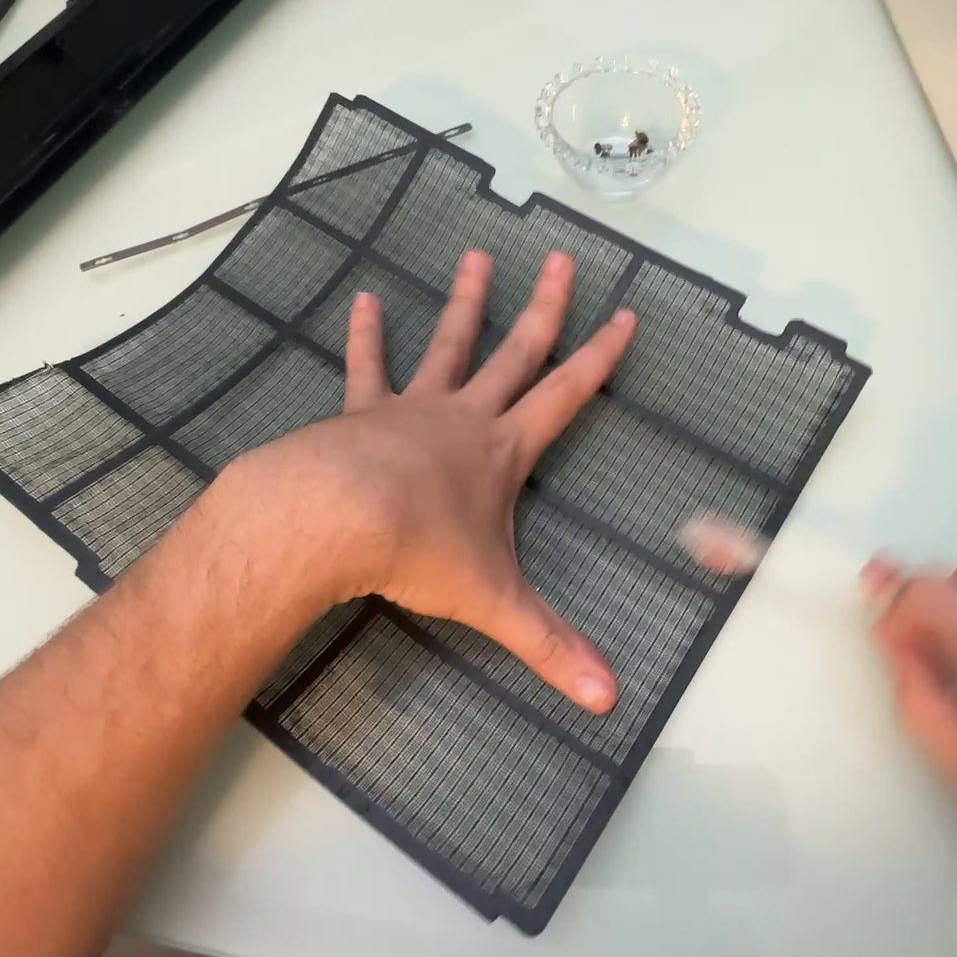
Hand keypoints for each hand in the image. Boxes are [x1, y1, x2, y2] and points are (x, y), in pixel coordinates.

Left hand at [229, 249, 635, 713]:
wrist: (331, 521)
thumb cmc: (418, 552)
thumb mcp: (493, 601)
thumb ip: (549, 646)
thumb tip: (607, 700)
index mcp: (503, 449)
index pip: (567, 394)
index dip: (600, 357)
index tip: (624, 315)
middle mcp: (465, 415)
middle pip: (516, 351)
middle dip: (545, 307)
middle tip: (563, 259)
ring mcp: (411, 407)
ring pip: (449, 344)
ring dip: (468, 303)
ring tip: (477, 256)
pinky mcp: (362, 411)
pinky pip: (368, 366)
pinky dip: (369, 335)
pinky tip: (366, 301)